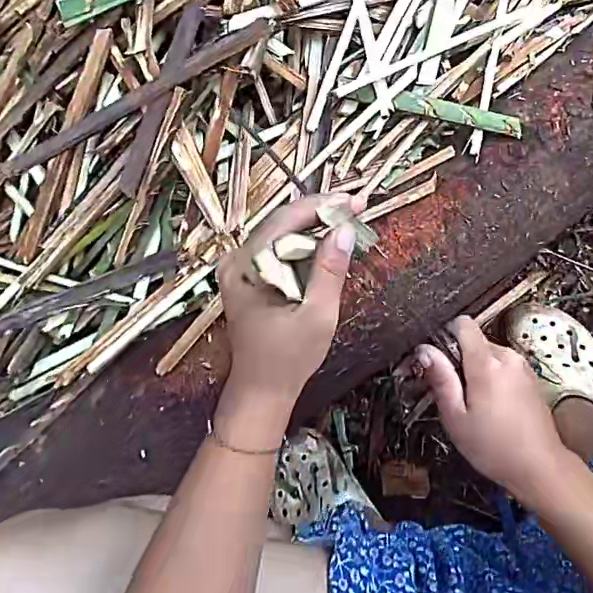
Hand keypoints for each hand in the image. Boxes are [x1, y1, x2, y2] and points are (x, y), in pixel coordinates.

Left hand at [216, 192, 363, 436]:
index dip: (324, 206)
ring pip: (280, 231)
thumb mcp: (318, 315)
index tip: (355, 201)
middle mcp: (236, 261)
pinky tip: (326, 241)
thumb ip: (331, 270)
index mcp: (247, 267)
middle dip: (322, 212)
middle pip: (282, 220)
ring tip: (347, 220)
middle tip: (356, 207)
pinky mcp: (246, 276)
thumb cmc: (288, 359)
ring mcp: (238, 268)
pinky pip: (276, 247)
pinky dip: (303, 242)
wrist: (260, 390)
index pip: (287, 219)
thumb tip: (345, 230)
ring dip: (314, 225)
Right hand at [410, 317, 579, 501]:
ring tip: (475, 404)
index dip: (446, 336)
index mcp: (487, 363)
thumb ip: (441, 380)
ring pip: (489, 354)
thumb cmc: (494, 448)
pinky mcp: (531, 377)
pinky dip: (494, 378)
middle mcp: (507, 357)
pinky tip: (494, 407)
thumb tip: (424, 350)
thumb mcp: (457, 419)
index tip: (439, 360)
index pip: (463, 324)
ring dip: (477, 370)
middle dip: (460, 359)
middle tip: (455, 394)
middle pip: (475, 341)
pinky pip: (504, 366)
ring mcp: (522, 366)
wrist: (541, 468)